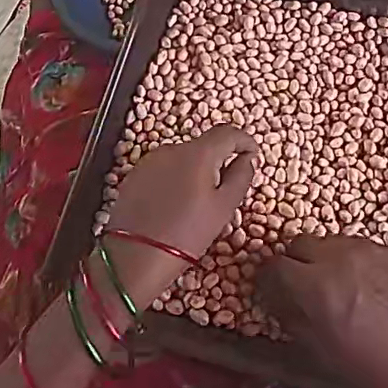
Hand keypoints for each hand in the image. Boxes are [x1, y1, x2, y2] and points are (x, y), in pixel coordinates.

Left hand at [104, 124, 257, 302]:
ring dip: (195, 172)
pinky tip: (174, 206)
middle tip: (225, 190)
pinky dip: (175, 180)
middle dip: (218, 162)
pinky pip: (163, 170)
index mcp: (198, 153)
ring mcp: (150, 161)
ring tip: (196, 204)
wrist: (135, 256)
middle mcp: (172, 149)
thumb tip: (247, 159)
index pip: (228, 132)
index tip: (252, 154)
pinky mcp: (135, 175)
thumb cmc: (186, 234)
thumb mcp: (223, 208)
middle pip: (203, 146)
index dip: (244, 141)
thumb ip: (240, 177)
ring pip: (182, 159)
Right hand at [256, 236, 387, 387]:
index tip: (270, 291)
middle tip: (298, 286)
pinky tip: (356, 282)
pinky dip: (344, 259)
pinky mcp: (382, 248)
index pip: (273, 266)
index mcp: (315, 287)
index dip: (267, 280)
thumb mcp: (320, 350)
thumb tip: (276, 300)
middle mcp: (335, 258)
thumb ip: (291, 317)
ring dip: (318, 259)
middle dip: (292, 263)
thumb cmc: (371, 363)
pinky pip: (350, 245)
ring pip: (324, 242)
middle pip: (296, 244)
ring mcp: (361, 249)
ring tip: (330, 284)